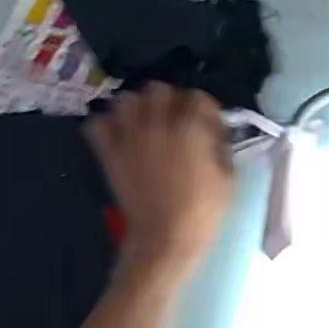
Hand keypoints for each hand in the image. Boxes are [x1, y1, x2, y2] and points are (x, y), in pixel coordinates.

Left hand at [84, 82, 235, 274]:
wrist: (166, 237)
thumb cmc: (204, 212)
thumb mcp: (229, 180)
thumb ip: (222, 148)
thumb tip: (215, 132)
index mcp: (191, 130)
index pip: (199, 97)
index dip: (208, 109)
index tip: (211, 124)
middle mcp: (157, 124)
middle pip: (160, 90)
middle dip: (172, 101)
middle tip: (179, 120)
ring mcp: (128, 136)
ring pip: (127, 100)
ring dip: (140, 108)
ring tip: (150, 124)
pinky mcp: (109, 150)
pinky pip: (99, 122)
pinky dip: (110, 124)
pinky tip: (123, 136)